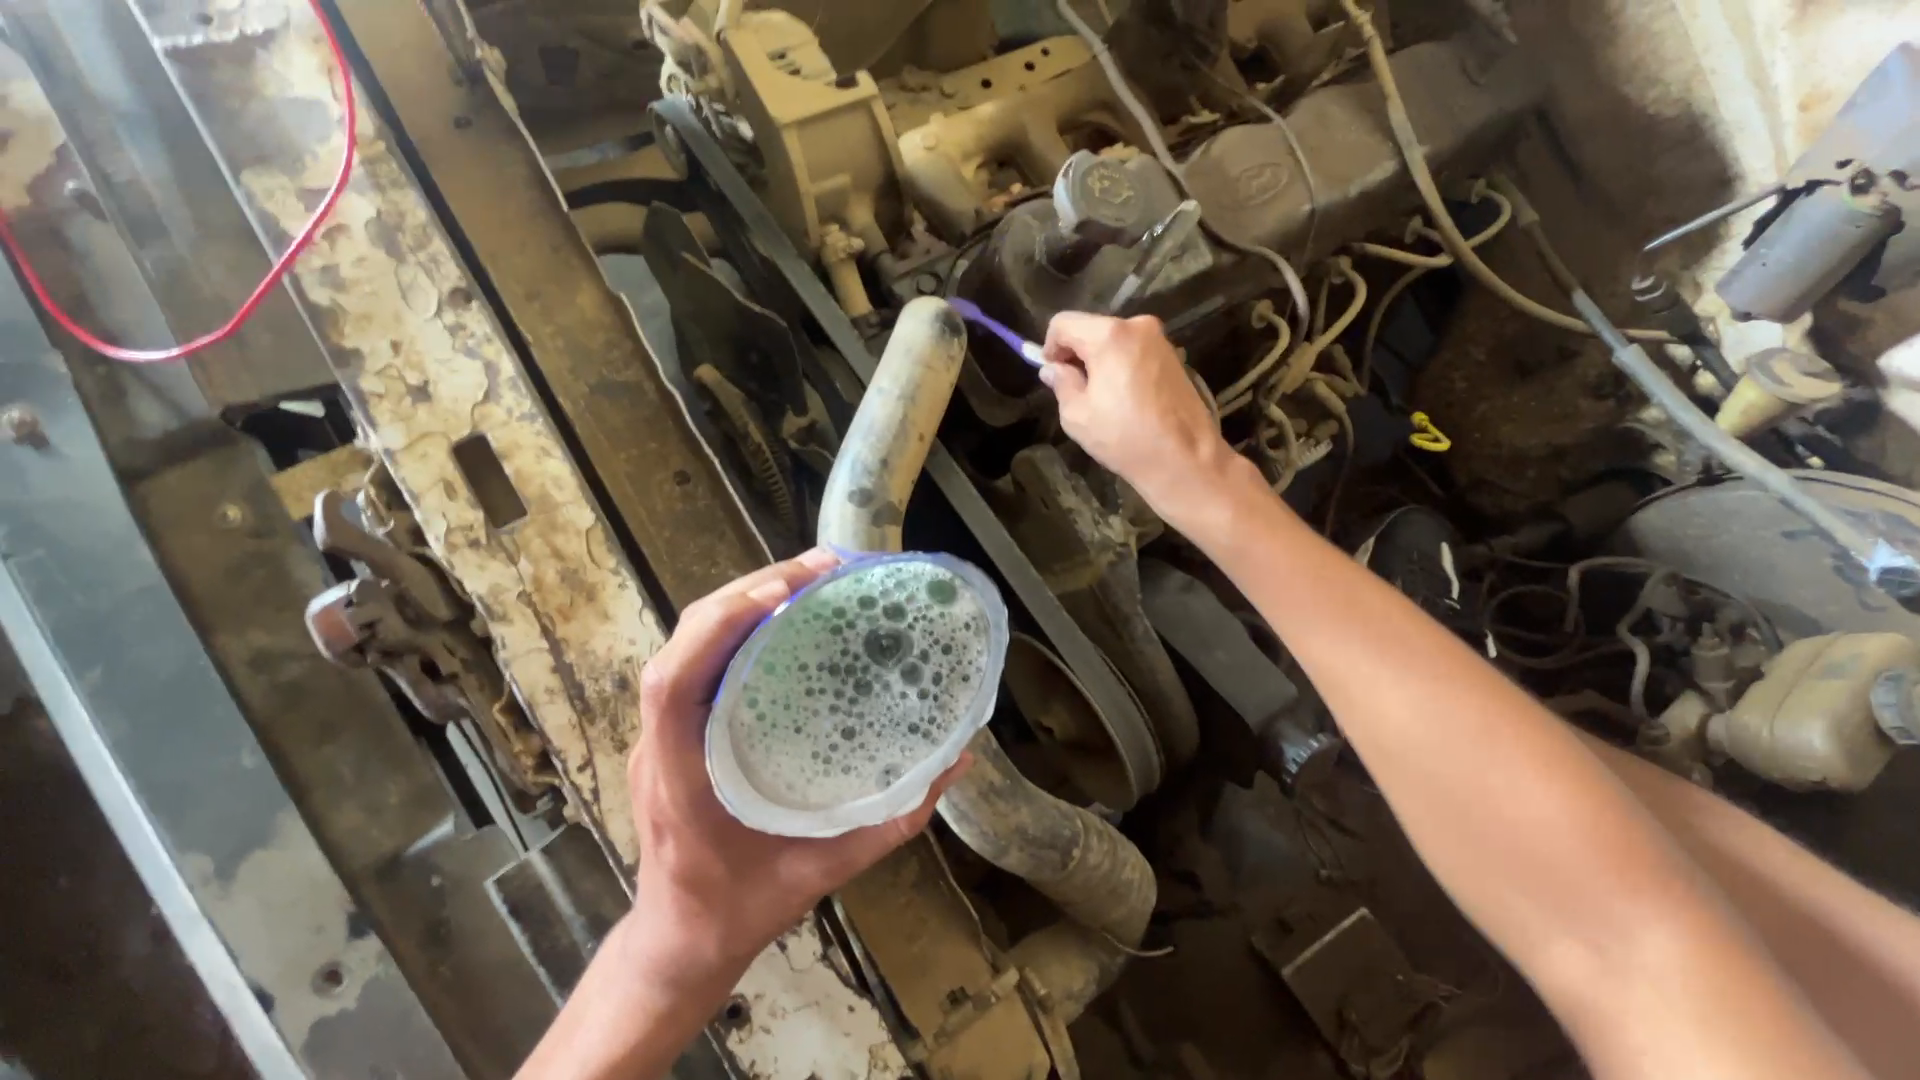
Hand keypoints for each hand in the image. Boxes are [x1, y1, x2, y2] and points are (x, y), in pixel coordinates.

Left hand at [625, 548, 968, 988]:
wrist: (679, 942)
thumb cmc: (742, 909)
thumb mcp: (825, 870)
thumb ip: (893, 821)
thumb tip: (956, 762)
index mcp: (683, 776)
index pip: (675, 682)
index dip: (722, 626)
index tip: (782, 594)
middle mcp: (660, 743)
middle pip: (683, 642)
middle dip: (745, 591)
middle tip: (819, 568)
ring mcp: (658, 734)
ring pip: (685, 643)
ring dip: (739, 600)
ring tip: (806, 579)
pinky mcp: (670, 730)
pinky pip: (697, 661)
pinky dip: (735, 626)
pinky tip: (782, 617)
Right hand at [1041, 312, 1234, 509]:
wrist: (1184, 458)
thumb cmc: (1125, 437)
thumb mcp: (1077, 415)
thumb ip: (1061, 383)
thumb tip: (1052, 369)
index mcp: (1109, 335)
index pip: (1063, 323)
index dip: (1050, 347)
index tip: (1052, 374)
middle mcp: (1137, 326)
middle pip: (1091, 328)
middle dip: (1077, 353)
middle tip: (1073, 388)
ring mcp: (1160, 339)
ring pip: (1114, 339)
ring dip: (1100, 360)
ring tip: (1100, 397)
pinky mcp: (1174, 356)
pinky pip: (1135, 351)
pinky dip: (1122, 365)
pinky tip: (1124, 397)